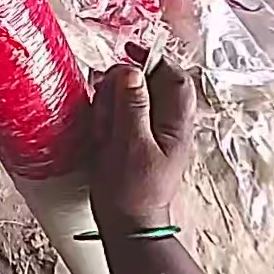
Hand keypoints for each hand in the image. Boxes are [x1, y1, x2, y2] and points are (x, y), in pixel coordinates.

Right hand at [85, 45, 195, 228]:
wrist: (125, 222)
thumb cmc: (134, 188)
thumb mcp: (132, 145)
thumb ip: (132, 106)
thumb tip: (130, 70)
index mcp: (175, 124)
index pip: (174, 78)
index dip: (154, 60)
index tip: (127, 51)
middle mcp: (162, 124)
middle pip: (144, 84)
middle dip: (120, 86)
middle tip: (104, 99)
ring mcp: (143, 131)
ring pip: (125, 98)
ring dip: (108, 103)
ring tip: (102, 125)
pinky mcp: (125, 138)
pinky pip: (113, 114)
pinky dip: (102, 115)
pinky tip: (97, 130)